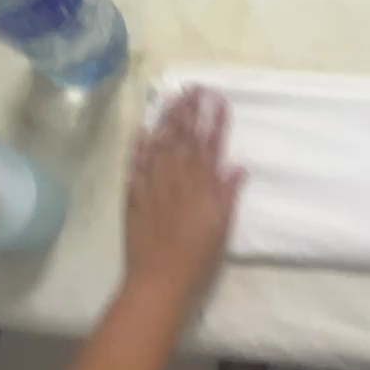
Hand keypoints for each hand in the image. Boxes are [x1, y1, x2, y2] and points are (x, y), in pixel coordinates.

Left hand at [124, 87, 245, 307]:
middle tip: (194, 88)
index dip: (214, 121)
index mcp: (201, 187)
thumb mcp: (221, 229)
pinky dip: (139, 146)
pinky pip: (136, 165)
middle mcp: (176, 180)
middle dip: (189, 111)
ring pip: (159, 145)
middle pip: (183, 138)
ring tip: (172, 98)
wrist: (158, 281)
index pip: (209, 146)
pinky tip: (143, 129)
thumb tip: (236, 167)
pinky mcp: (134, 197)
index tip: (218, 99)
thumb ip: (227, 195)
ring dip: (166, 120)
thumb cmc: (197, 260)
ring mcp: (152, 186)